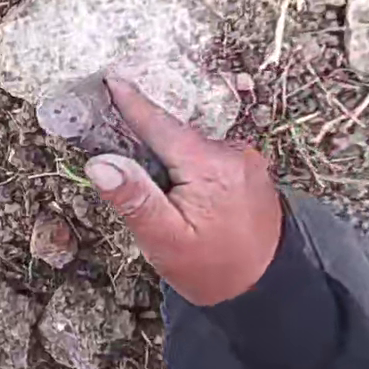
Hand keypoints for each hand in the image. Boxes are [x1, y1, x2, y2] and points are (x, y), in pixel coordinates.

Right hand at [83, 78, 282, 305]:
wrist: (269, 290)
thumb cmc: (214, 271)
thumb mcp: (166, 241)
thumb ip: (135, 199)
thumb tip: (100, 163)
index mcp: (210, 166)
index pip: (160, 125)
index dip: (132, 103)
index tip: (111, 78)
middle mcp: (232, 152)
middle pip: (175, 134)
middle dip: (148, 140)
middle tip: (125, 157)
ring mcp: (245, 157)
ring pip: (191, 144)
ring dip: (170, 156)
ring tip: (163, 195)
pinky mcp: (249, 166)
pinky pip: (208, 154)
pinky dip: (189, 163)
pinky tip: (184, 192)